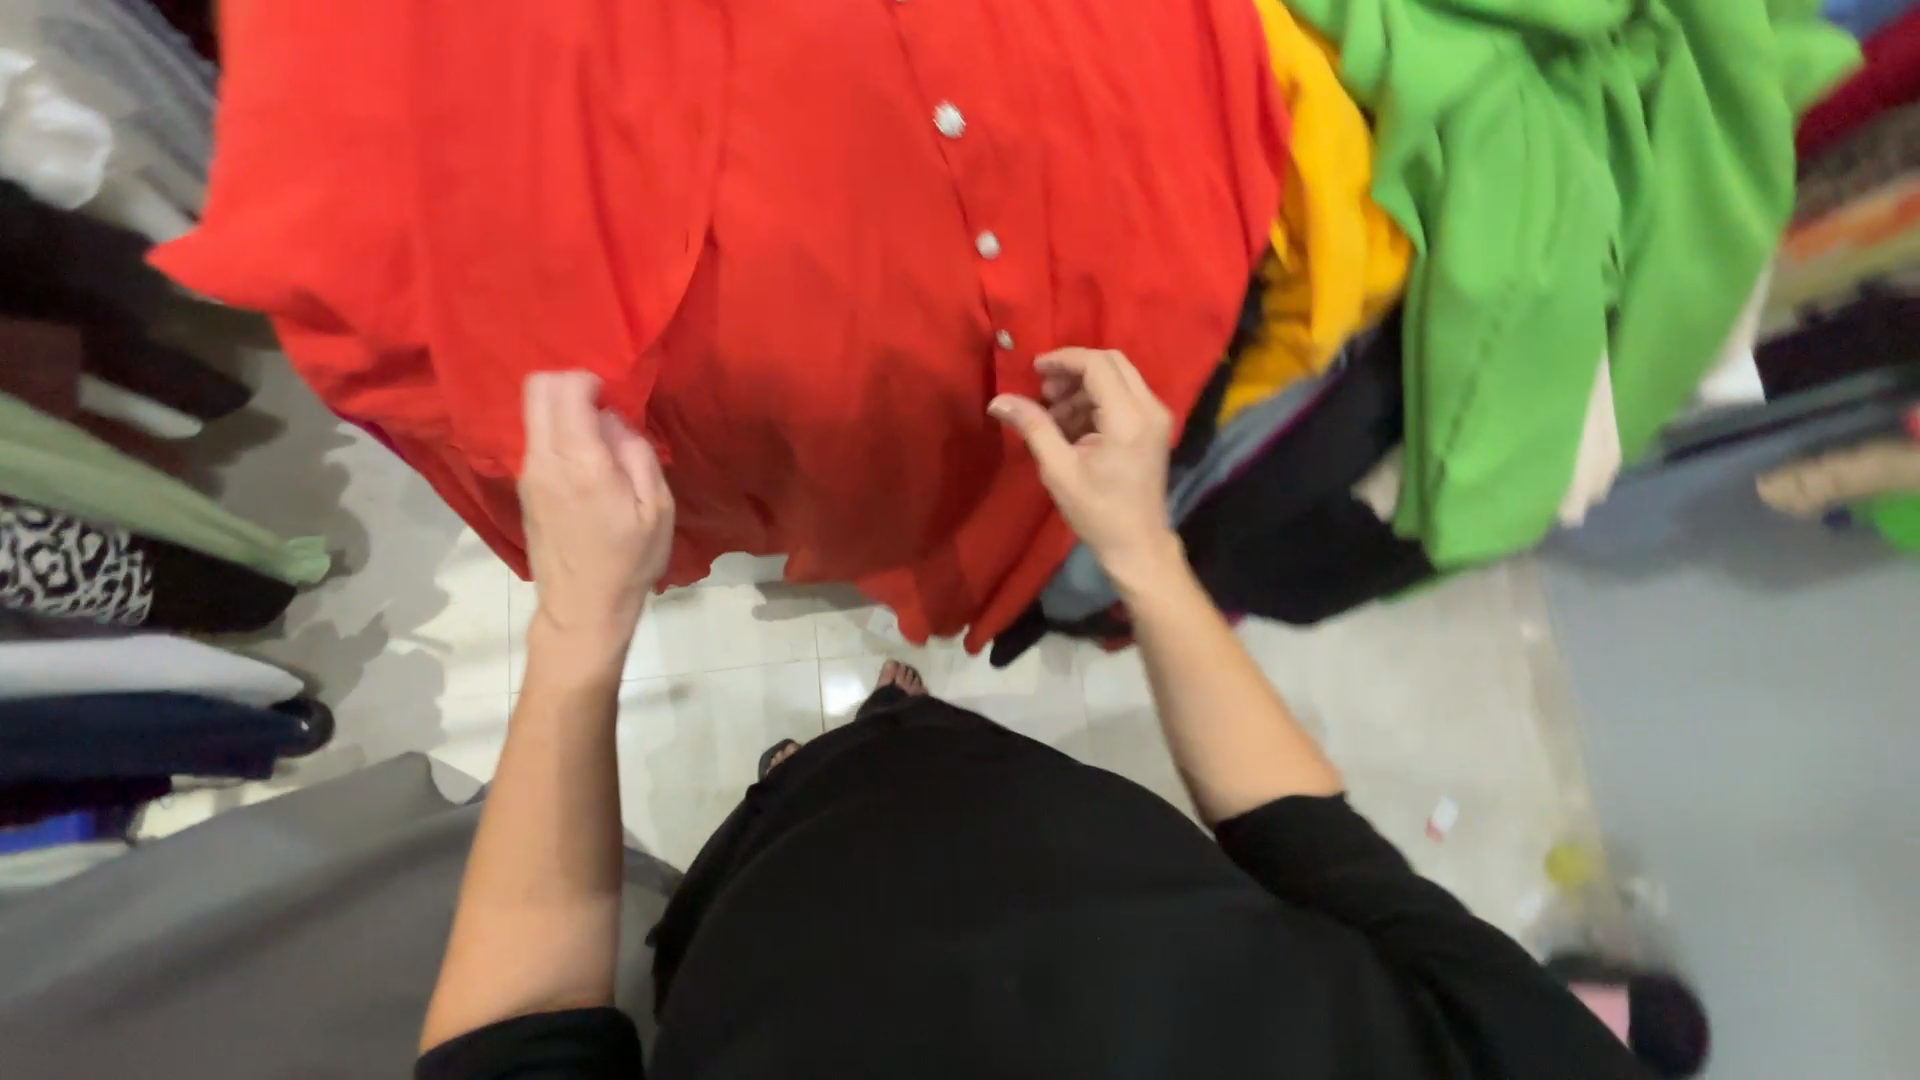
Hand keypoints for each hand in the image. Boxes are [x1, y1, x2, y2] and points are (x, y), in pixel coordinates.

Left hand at [518, 371, 674, 671]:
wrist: (584, 607)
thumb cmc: (630, 560)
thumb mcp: (657, 508)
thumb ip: (637, 454)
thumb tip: (615, 423)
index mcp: (581, 462)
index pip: (565, 390)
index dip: (591, 381)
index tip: (617, 400)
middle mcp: (544, 460)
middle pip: (537, 390)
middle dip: (571, 386)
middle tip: (605, 409)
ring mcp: (528, 474)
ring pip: (534, 414)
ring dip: (566, 413)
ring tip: (603, 442)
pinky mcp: (525, 489)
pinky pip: (538, 440)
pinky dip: (560, 435)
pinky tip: (589, 465)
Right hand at [989, 348, 1183, 585]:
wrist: (1137, 543)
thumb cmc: (1097, 511)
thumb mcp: (1058, 469)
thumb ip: (1033, 427)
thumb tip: (999, 401)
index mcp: (1128, 418)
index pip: (1097, 365)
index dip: (1063, 360)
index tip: (1035, 371)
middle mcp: (1150, 408)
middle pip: (1112, 362)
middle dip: (1074, 370)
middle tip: (1045, 391)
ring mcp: (1156, 416)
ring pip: (1119, 377)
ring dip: (1084, 387)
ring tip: (1053, 414)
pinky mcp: (1154, 427)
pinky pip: (1125, 395)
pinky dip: (1097, 401)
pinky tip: (1072, 424)